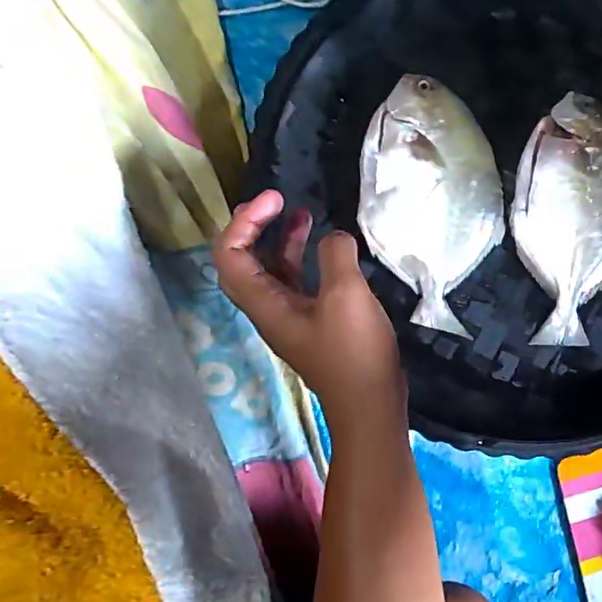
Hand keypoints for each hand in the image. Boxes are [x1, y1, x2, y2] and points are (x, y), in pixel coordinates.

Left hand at [213, 191, 403, 427]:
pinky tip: (333, 253)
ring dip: (284, 242)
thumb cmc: (353, 350)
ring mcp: (293, 319)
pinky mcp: (317, 326)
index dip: (244, 220)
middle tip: (280, 202)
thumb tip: (334, 238)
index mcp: (264, 304)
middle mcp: (270, 310)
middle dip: (257, 227)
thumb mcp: (346, 295)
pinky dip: (309, 261)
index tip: (276, 199)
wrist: (370, 402)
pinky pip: (300, 285)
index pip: (230, 254)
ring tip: (305, 215)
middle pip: (245, 262)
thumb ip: (335, 256)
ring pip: (275, 273)